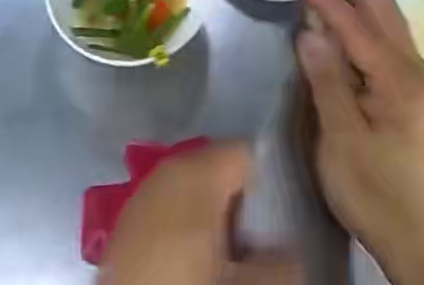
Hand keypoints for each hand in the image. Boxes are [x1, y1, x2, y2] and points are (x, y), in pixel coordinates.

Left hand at [100, 142, 299, 284]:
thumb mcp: (246, 282)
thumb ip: (280, 264)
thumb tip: (296, 254)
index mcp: (198, 170)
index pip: (248, 152)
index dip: (272, 180)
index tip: (286, 213)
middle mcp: (169, 168)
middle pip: (221, 171)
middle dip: (244, 201)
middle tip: (262, 240)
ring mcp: (144, 195)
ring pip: (195, 192)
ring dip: (217, 217)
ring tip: (233, 254)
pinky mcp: (127, 225)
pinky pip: (172, 212)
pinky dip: (190, 228)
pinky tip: (199, 261)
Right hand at [298, 0, 423, 284]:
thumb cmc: (377, 193)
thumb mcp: (342, 140)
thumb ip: (327, 81)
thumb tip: (310, 30)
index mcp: (400, 81)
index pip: (358, 28)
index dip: (330, 2)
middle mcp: (419, 73)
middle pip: (388, 15)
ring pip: (396, 27)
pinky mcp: (423, 98)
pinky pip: (397, 44)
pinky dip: (377, 23)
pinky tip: (364, 20)